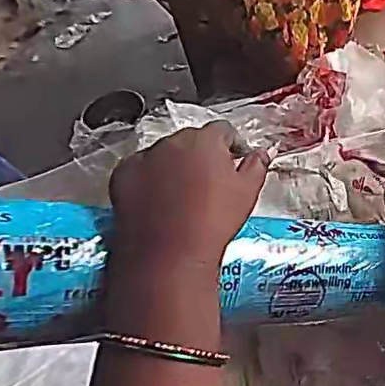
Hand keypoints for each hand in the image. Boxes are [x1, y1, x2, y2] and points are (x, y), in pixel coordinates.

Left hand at [109, 122, 268, 273]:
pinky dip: (147, 181)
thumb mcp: (247, 194)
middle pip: (191, 141)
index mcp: (206, 141)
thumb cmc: (212, 224)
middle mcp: (173, 142)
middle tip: (208, 185)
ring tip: (181, 198)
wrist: (169, 255)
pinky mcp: (123, 175)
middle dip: (200, 157)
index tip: (233, 161)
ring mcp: (145, 157)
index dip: (231, 146)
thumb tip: (261, 154)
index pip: (222, 131)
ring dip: (173, 167)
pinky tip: (157, 203)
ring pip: (164, 155)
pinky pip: (139, 170)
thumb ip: (256, 166)